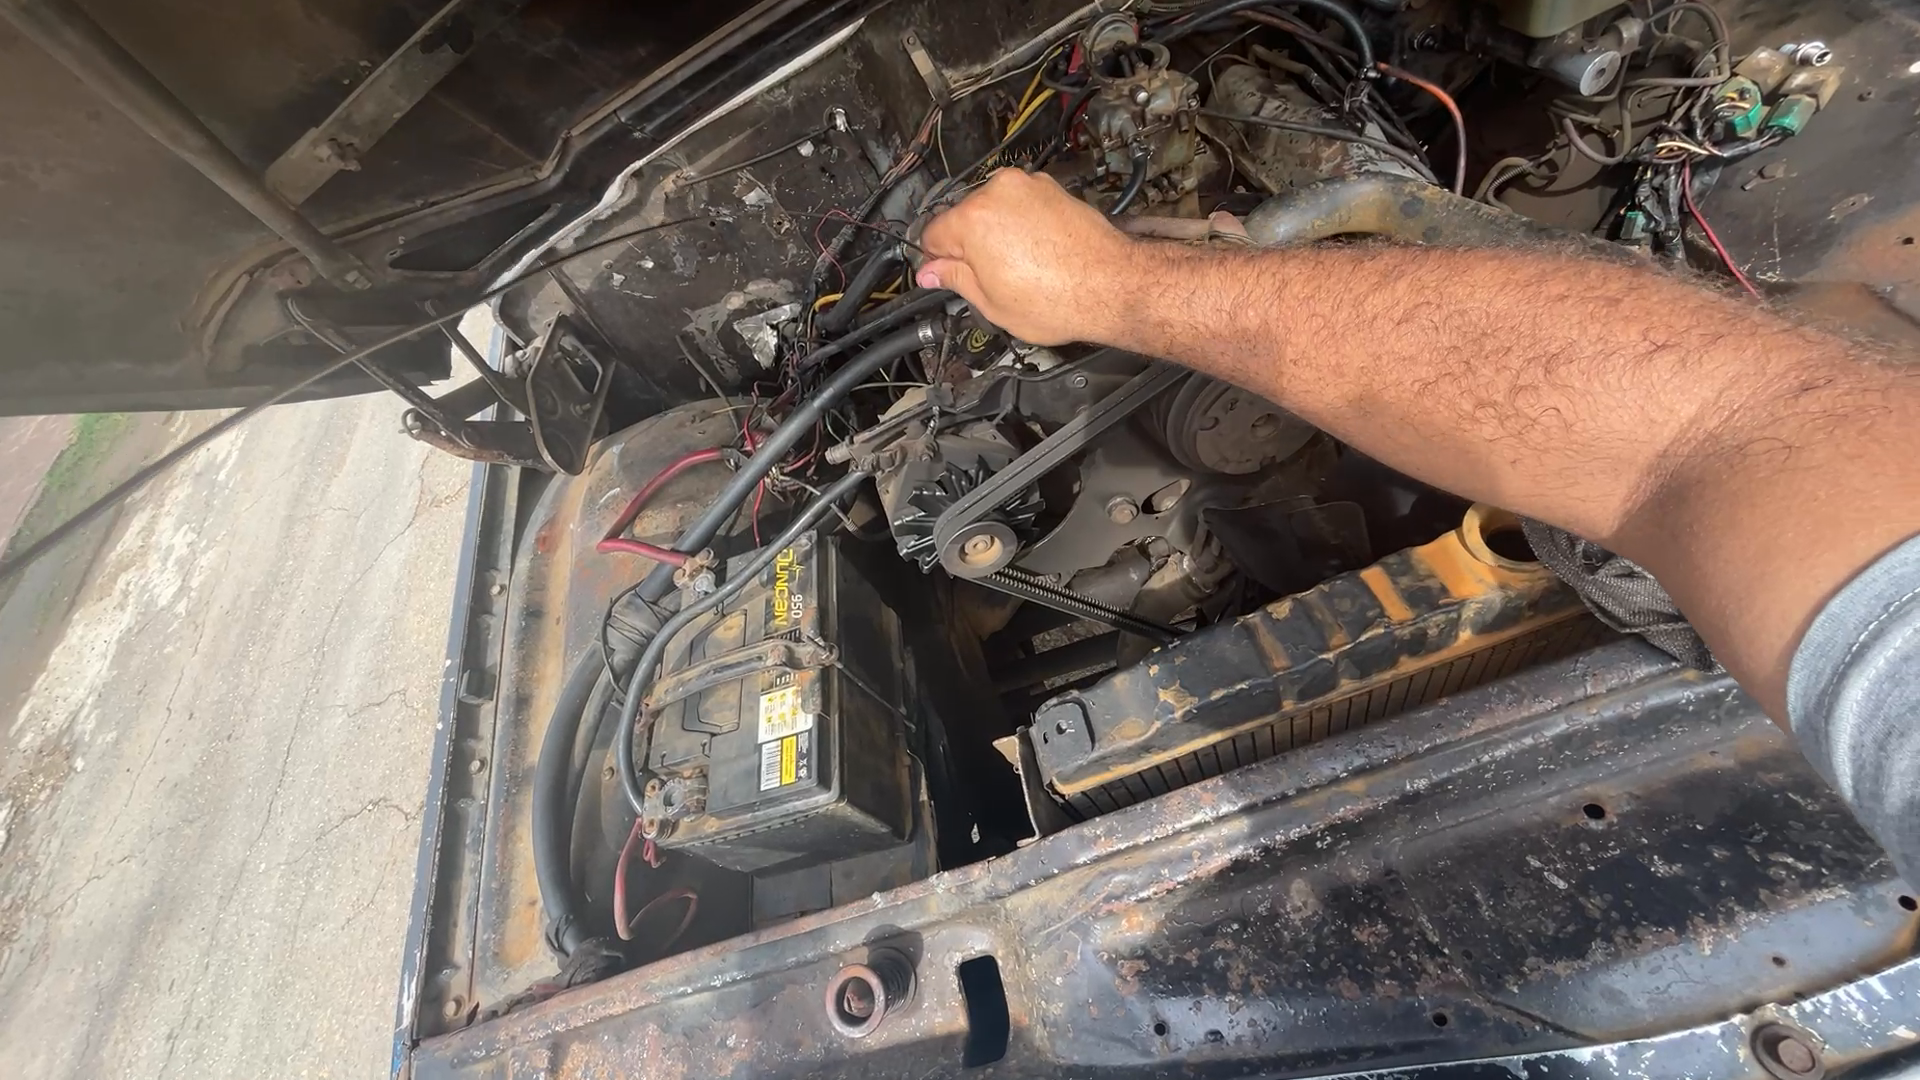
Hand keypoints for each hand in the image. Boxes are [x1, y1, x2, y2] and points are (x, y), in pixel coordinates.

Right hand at [917, 169, 1134, 344]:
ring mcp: (1027, 186)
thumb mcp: (992, 303)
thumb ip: (956, 281)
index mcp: (973, 220)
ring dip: (996, 235)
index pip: (931, 235)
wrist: (1112, 285)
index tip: (943, 274)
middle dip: (968, 247)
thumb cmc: (1060, 298)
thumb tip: (932, 273)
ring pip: (992, 210)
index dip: (936, 261)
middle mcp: (997, 193)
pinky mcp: (1050, 189)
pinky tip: (1035, 255)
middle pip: (962, 218)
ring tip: (1017, 269)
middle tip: (987, 280)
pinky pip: (1020, 205)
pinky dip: (1021, 225)